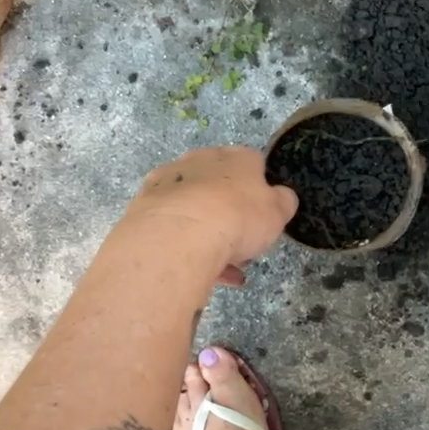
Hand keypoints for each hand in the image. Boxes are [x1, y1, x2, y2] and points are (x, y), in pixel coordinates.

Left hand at [125, 147, 297, 284]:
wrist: (179, 234)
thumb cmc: (238, 217)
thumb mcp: (278, 212)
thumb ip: (284, 202)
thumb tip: (282, 196)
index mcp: (237, 157)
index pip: (254, 164)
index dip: (260, 191)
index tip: (263, 216)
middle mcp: (201, 160)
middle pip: (220, 186)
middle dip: (230, 212)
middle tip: (241, 243)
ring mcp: (169, 182)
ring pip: (195, 208)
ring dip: (209, 234)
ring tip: (224, 269)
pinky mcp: (144, 206)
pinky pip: (174, 226)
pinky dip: (187, 246)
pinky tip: (201, 273)